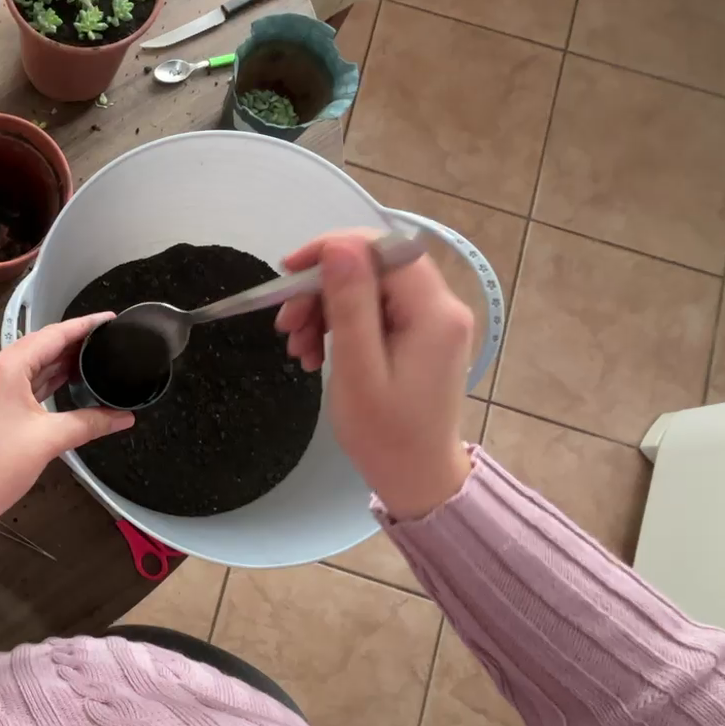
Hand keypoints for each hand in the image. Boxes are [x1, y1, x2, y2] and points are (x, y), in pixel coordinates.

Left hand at [0, 313, 134, 531]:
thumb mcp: (49, 440)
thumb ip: (90, 422)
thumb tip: (125, 417)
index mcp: (4, 368)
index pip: (51, 336)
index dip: (83, 326)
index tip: (109, 319)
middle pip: (38, 347)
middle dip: (72, 344)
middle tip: (106, 340)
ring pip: (27, 365)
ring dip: (57, 363)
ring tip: (93, 357)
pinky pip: (17, 382)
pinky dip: (41, 380)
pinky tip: (65, 379)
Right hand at [274, 232, 474, 518]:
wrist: (415, 478)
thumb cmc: (385, 434)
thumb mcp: (358, 369)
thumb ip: (350, 305)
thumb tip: (339, 247)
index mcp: (433, 313)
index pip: (383, 250)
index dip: (332, 251)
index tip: (287, 274)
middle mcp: (440, 308)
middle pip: (372, 270)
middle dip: (321, 290)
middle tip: (284, 327)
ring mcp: (430, 323)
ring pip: (366, 291)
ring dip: (322, 311)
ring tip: (296, 349)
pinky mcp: (416, 338)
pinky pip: (371, 314)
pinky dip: (337, 327)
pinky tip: (314, 354)